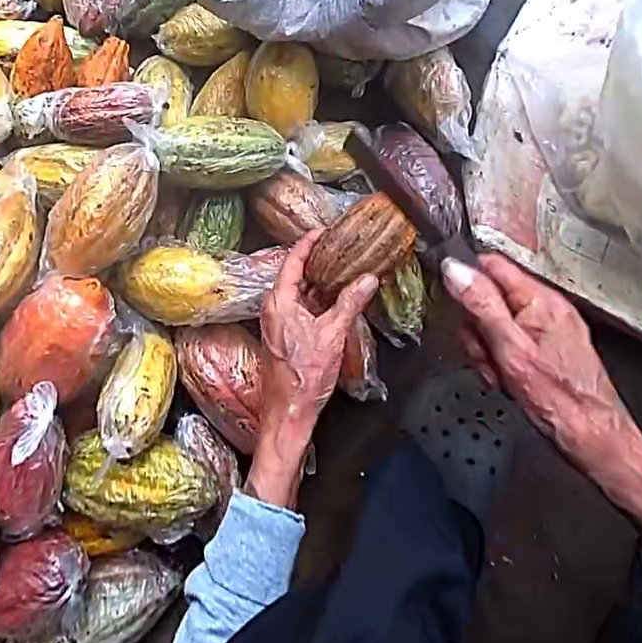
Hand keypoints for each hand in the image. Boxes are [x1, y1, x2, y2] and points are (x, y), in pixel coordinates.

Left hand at [247, 228, 378, 508]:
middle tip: (340, 247)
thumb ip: (350, 303)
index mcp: (278, 301)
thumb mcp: (332, 335)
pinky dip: (318, 298)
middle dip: (317, 259)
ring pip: (299, 291)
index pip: (292, 260)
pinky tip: (336, 297)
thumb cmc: (304, 377)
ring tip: (343, 267)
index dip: (308, 242)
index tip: (324, 230)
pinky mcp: (284, 333)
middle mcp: (273, 307)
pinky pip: (301, 306)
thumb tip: (368, 279)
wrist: (288, 413)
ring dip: (319, 280)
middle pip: (295, 273)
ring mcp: (277, 321)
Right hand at [444, 254, 641, 561]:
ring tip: (499, 373)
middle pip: (487, 296)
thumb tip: (455, 269)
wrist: (594, 439)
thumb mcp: (509, 349)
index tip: (453, 303)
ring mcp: (548, 328)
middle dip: (475, 328)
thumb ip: (480, 305)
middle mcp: (547, 307)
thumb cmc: (559, 400)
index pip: (491, 264)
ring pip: (493, 322)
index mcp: (540, 299)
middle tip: (485, 355)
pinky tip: (507, 379)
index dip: (465, 280)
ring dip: (485, 349)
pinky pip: (508, 341)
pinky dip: (499, 360)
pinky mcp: (547, 348)